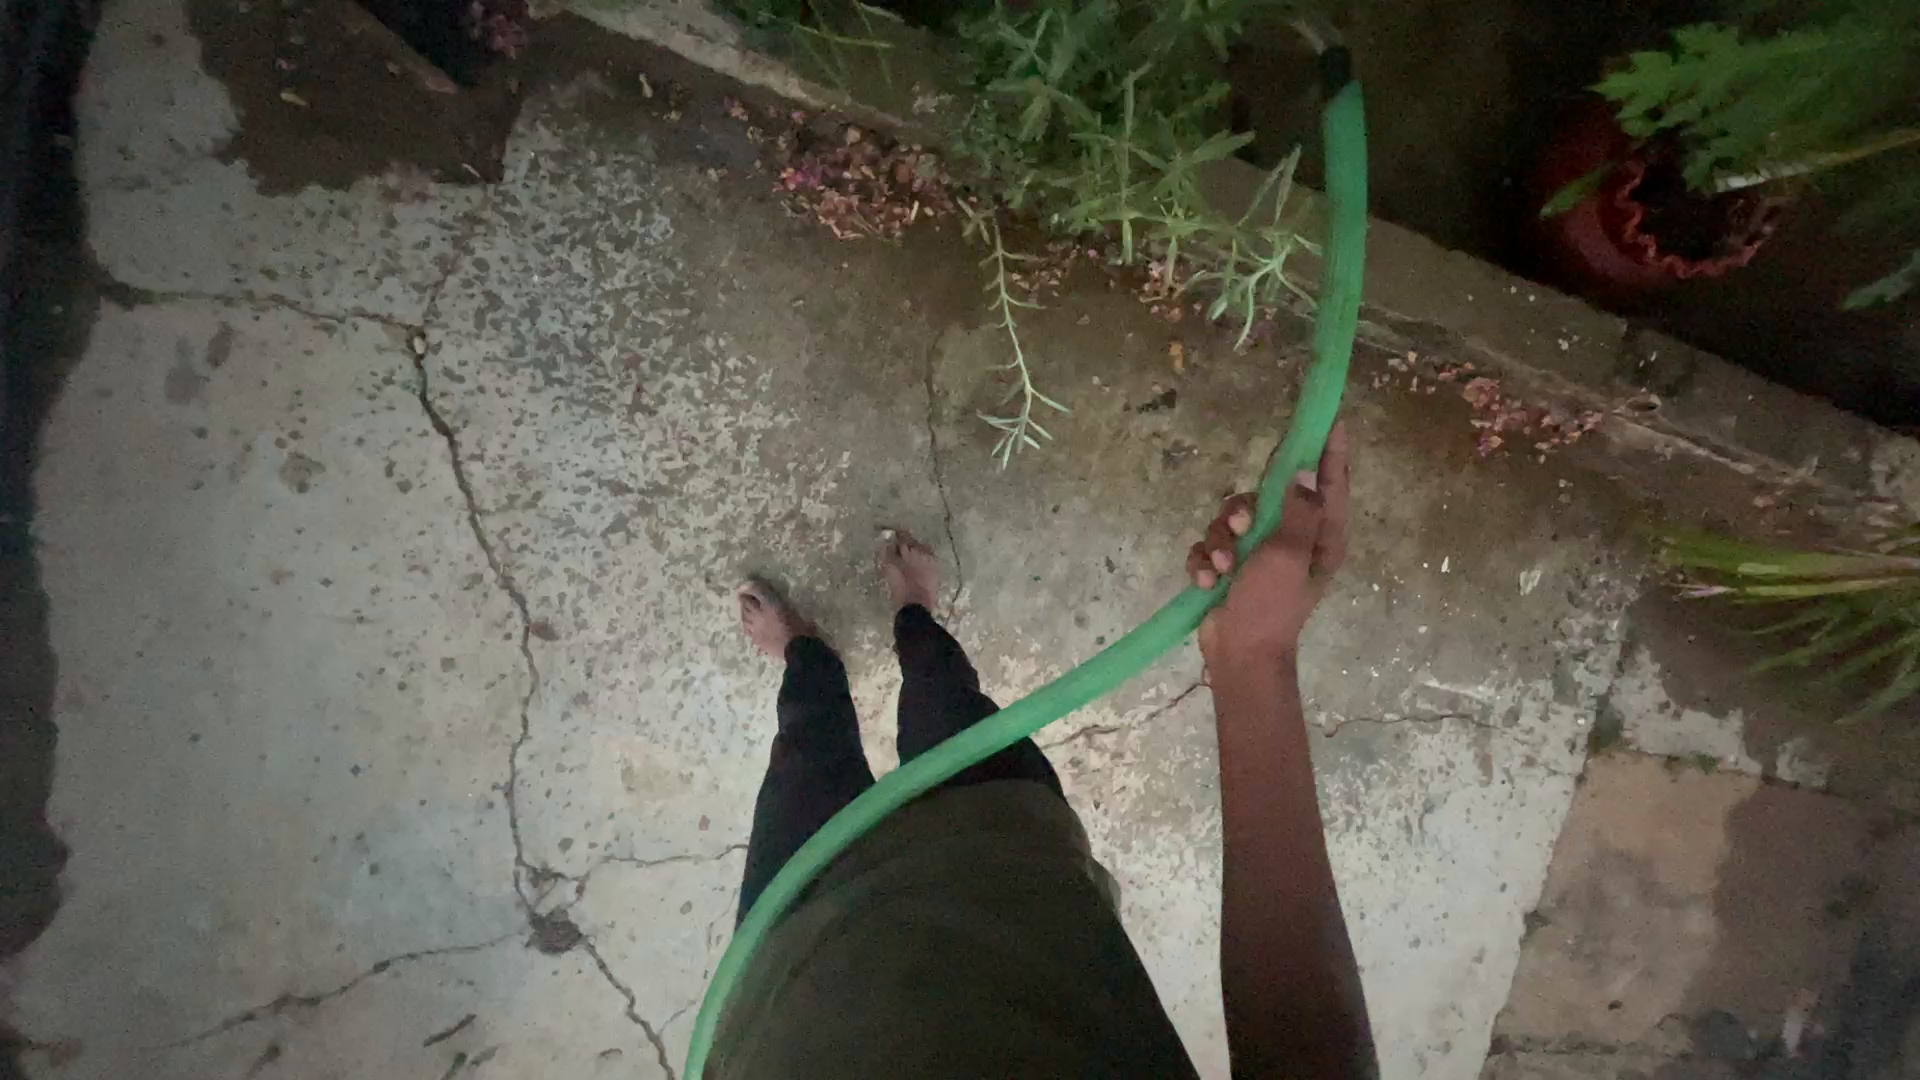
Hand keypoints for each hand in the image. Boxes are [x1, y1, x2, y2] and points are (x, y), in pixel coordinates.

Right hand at [1189, 421, 1350, 664]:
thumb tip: (1303, 472)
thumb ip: (1297, 512)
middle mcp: (1291, 539)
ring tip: (1221, 566)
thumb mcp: (1289, 556)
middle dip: (1244, 510)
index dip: (1331, 451)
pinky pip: (1209, 545)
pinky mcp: (1228, 566)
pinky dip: (1204, 561)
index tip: (1332, 420)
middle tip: (1241, 526)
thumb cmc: (1272, 607)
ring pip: (1230, 520)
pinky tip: (1207, 580)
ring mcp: (1257, 553)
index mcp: (1320, 537)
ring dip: (1218, 542)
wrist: (1238, 653)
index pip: (1329, 484)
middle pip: (1267, 497)